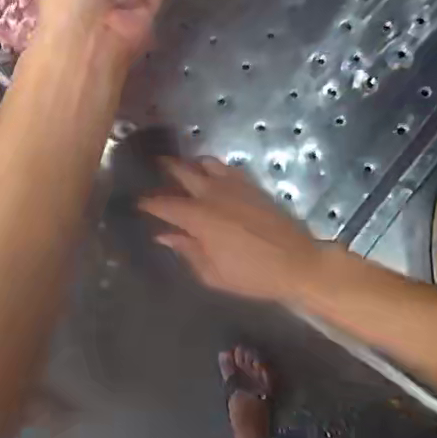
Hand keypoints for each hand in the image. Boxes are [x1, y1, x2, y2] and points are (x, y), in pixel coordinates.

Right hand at [139, 157, 331, 302]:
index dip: (147, 203)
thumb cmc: (252, 274)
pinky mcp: (252, 186)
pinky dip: (214, 167)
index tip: (137, 203)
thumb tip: (164, 235)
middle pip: (181, 171)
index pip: (163, 204)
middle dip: (164, 169)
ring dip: (190, 164)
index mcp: (198, 218)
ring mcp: (234, 186)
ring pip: (205, 163)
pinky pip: (227, 167)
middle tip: (152, 169)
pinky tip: (211, 175)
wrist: (299, 264)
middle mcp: (212, 195)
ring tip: (182, 169)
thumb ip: (186, 250)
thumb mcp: (212, 273)